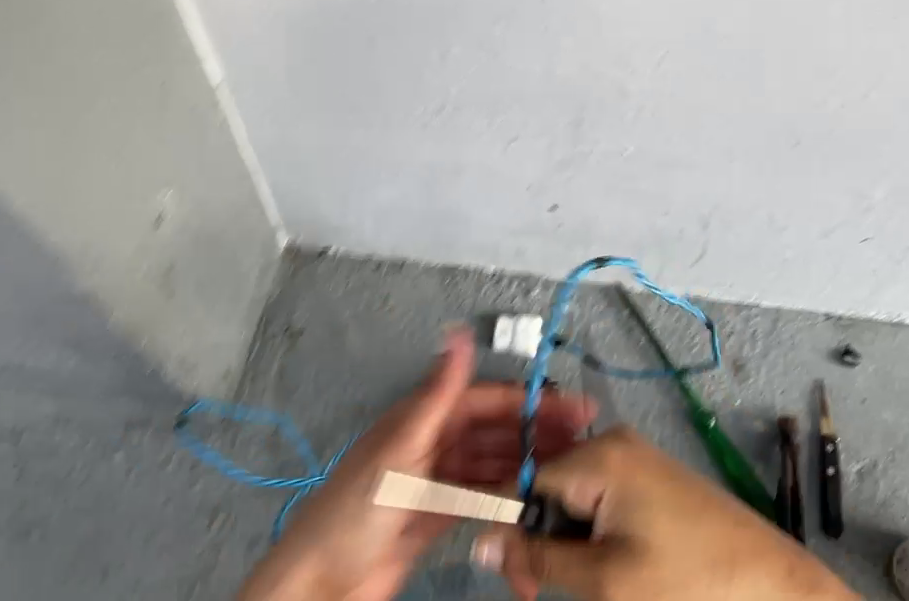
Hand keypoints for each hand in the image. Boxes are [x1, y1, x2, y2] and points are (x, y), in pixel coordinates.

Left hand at [239, 327, 596, 600]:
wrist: (323, 579)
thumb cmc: (359, 506)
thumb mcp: (401, 447)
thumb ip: (437, 393)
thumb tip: (459, 332)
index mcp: (425, 417)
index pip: (490, 401)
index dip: (533, 401)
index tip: (577, 408)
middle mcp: (434, 442)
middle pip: (496, 432)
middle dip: (538, 434)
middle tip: (585, 445)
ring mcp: (437, 481)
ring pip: (493, 466)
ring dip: (527, 466)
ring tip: (569, 474)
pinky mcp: (437, 516)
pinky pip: (481, 500)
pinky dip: (507, 499)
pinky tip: (534, 503)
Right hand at [473, 428, 858, 600]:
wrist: (774, 587)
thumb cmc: (686, 581)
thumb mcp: (604, 580)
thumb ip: (538, 559)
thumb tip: (481, 541)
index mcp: (599, 454)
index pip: (524, 479)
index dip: (508, 527)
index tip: (512, 579)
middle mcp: (614, 443)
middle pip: (548, 486)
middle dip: (540, 540)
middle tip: (543, 593)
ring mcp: (636, 459)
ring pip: (573, 498)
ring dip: (565, 543)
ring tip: (586, 586)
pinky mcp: (653, 480)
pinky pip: (601, 500)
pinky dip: (592, 536)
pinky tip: (604, 570)